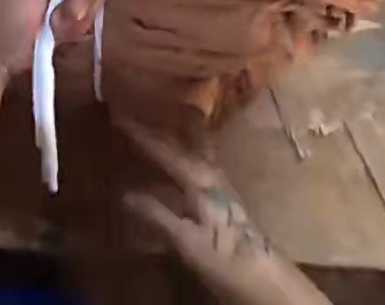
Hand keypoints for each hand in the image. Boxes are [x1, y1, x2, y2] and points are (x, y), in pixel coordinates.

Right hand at [120, 122, 327, 304]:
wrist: (268, 283)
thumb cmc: (226, 259)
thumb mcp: (186, 241)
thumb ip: (155, 214)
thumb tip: (122, 192)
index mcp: (197, 175)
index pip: (162, 147)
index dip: (138, 132)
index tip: (116, 115)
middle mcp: (208, 169)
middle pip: (183, 135)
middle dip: (162, 119)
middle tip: (141, 102)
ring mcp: (218, 179)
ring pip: (193, 143)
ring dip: (174, 129)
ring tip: (155, 118)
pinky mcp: (222, 192)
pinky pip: (196, 156)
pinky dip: (181, 146)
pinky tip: (173, 155)